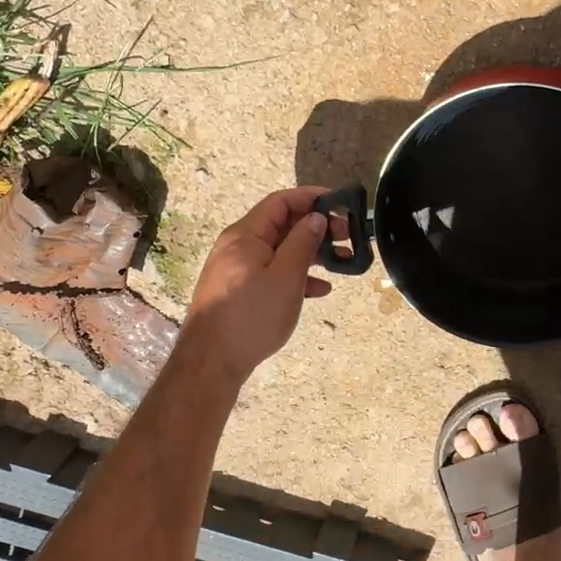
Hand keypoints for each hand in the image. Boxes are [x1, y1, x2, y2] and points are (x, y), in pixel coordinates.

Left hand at [178, 186, 331, 381]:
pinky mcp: (241, 291)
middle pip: (283, 225)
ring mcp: (238, 270)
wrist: (211, 363)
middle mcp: (239, 247)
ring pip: (281, 250)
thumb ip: (303, 242)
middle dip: (317, 227)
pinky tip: (319, 289)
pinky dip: (297, 275)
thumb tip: (316, 217)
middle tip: (348, 234)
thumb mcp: (286, 276)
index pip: (281, 201)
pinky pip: (273, 272)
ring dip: (312, 252)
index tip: (341, 204)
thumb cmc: (252, 315)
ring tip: (342, 260)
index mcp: (245, 235)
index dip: (311, 197)